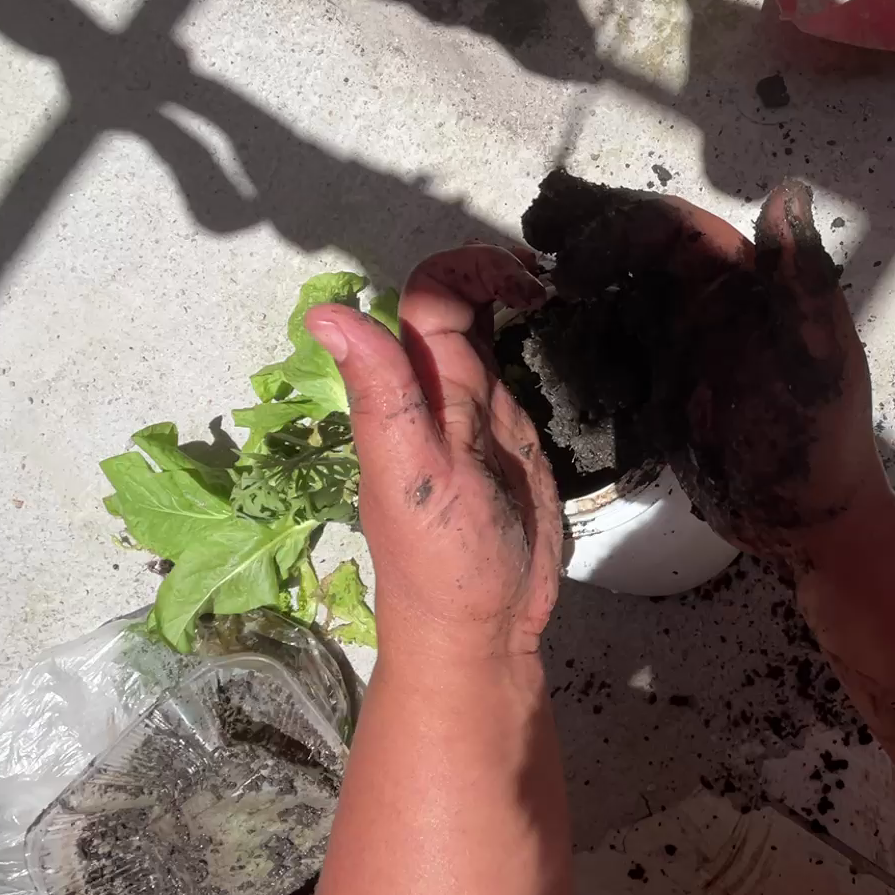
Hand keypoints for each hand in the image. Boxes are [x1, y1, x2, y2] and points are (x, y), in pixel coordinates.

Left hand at [305, 246, 560, 659]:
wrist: (483, 624)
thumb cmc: (442, 561)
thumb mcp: (411, 477)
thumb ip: (383, 398)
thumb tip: (327, 314)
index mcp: (417, 393)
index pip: (431, 301)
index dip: (470, 270)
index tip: (528, 282)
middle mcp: (447, 393)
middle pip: (461, 307)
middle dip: (501, 274)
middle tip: (556, 282)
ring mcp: (485, 415)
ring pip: (489, 335)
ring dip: (519, 302)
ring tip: (567, 295)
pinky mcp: (517, 439)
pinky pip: (518, 374)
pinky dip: (537, 345)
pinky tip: (565, 340)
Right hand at [538, 174, 885, 561]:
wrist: (803, 517)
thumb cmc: (818, 443)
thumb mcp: (819, 365)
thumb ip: (802, 282)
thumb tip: (789, 191)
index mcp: (747, 287)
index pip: (672, 232)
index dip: (615, 232)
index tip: (567, 266)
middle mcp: (709, 304)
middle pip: (638, 249)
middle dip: (585, 235)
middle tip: (531, 231)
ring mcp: (682, 345)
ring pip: (619, 296)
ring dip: (579, 296)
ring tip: (540, 306)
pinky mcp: (664, 386)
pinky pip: (616, 351)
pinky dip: (589, 350)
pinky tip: (574, 366)